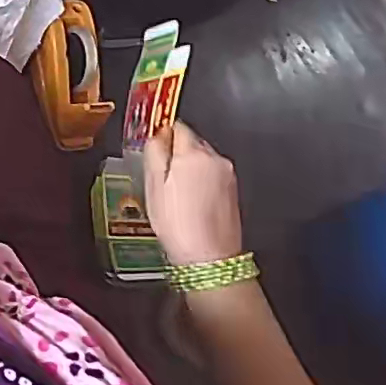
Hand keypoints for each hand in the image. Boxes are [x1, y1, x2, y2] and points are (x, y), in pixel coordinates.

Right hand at [144, 121, 243, 265]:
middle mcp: (216, 158)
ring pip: (202, 158)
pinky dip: (199, 180)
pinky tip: (189, 201)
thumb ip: (155, 154)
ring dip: (187, 167)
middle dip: (175, 152)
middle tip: (159, 175)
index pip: (178, 126)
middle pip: (192, 141)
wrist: (209, 257)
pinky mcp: (233, 189)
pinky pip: (211, 173)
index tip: (153, 148)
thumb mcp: (154, 187)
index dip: (163, 135)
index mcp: (194, 153)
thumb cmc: (176, 223)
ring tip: (173, 192)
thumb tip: (156, 136)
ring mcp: (228, 174)